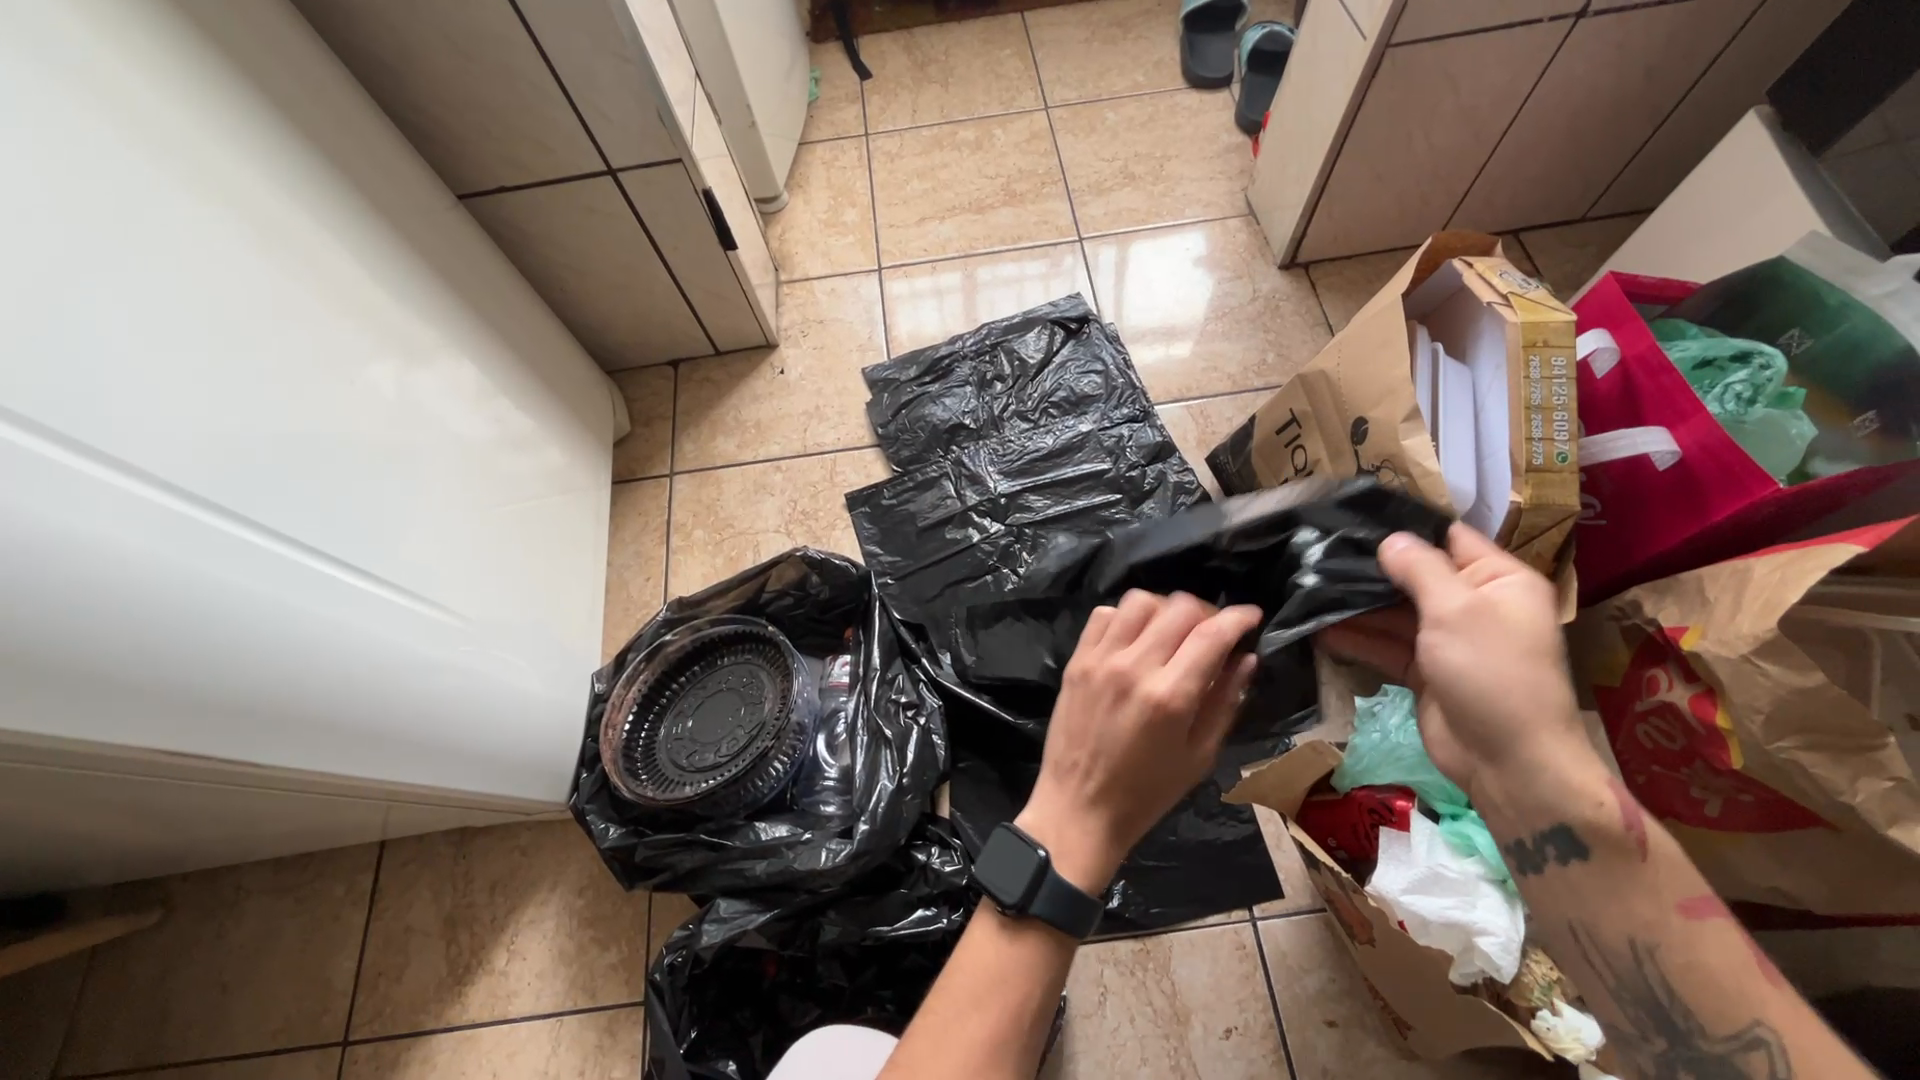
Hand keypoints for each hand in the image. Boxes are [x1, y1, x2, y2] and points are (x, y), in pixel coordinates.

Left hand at [1016, 591, 1261, 893]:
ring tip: (1174, 632)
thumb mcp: (1200, 756)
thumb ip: (1226, 701)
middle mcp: (1134, 667)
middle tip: (1214, 632)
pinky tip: (1137, 638)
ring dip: (1166, 608)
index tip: (1252, 616)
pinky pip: (1104, 614)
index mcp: (1170, 696)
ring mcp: (1100, 660)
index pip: (1212, 633)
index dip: (1239, 617)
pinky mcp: (1076, 661)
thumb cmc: (1147, 793)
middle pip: (1179, 607)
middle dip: (1207, 612)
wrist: (1079, 808)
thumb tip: (1247, 658)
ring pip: (1140, 600)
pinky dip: (1127, 617)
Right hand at [1316, 524, 1597, 802]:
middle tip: (1317, 554)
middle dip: (1370, 570)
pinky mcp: (1425, 671)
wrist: (1508, 760)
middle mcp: (1474, 605)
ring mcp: (1448, 640)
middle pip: (1416, 576)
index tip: (1354, 519)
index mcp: (1499, 580)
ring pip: (1395, 613)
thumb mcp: (1456, 610)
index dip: (1405, 529)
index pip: (1449, 538)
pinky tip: (1319, 630)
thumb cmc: (1493, 673)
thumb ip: (1419, 569)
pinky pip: (1386, 646)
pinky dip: (1357, 639)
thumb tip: (1389, 538)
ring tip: (1307, 590)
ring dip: (1356, 607)